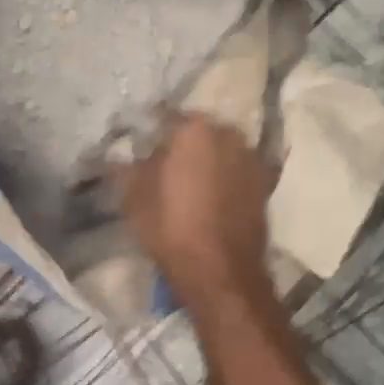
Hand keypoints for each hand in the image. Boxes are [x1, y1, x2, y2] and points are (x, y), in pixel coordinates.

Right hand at [113, 109, 276, 303]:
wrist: (219, 268)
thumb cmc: (169, 227)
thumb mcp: (133, 198)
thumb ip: (125, 169)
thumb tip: (117, 156)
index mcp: (192, 129)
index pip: (164, 116)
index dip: (147, 130)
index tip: (137, 143)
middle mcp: (227, 132)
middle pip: (197, 130)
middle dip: (181, 143)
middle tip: (163, 162)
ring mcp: (251, 155)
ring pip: (220, 148)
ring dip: (206, 158)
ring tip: (188, 180)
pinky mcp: (265, 181)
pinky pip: (237, 169)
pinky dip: (224, 175)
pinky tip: (211, 193)